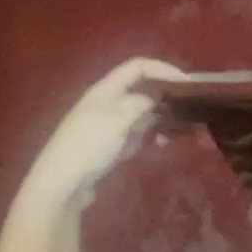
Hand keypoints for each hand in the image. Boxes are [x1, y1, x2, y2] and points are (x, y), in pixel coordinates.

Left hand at [22, 57, 181, 206]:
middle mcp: (108, 102)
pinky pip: (137, 133)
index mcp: (106, 89)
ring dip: (160, 118)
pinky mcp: (110, 145)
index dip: (162, 69)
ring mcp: (109, 125)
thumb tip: (156, 96)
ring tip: (178, 131)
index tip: (186, 83)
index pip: (137, 67)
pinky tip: (160, 145)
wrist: (62, 183)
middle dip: (165, 96)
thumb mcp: (119, 118)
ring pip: (142, 113)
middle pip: (141, 89)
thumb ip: (141, 102)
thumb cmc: (89, 145)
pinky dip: (150, 135)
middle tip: (188, 108)